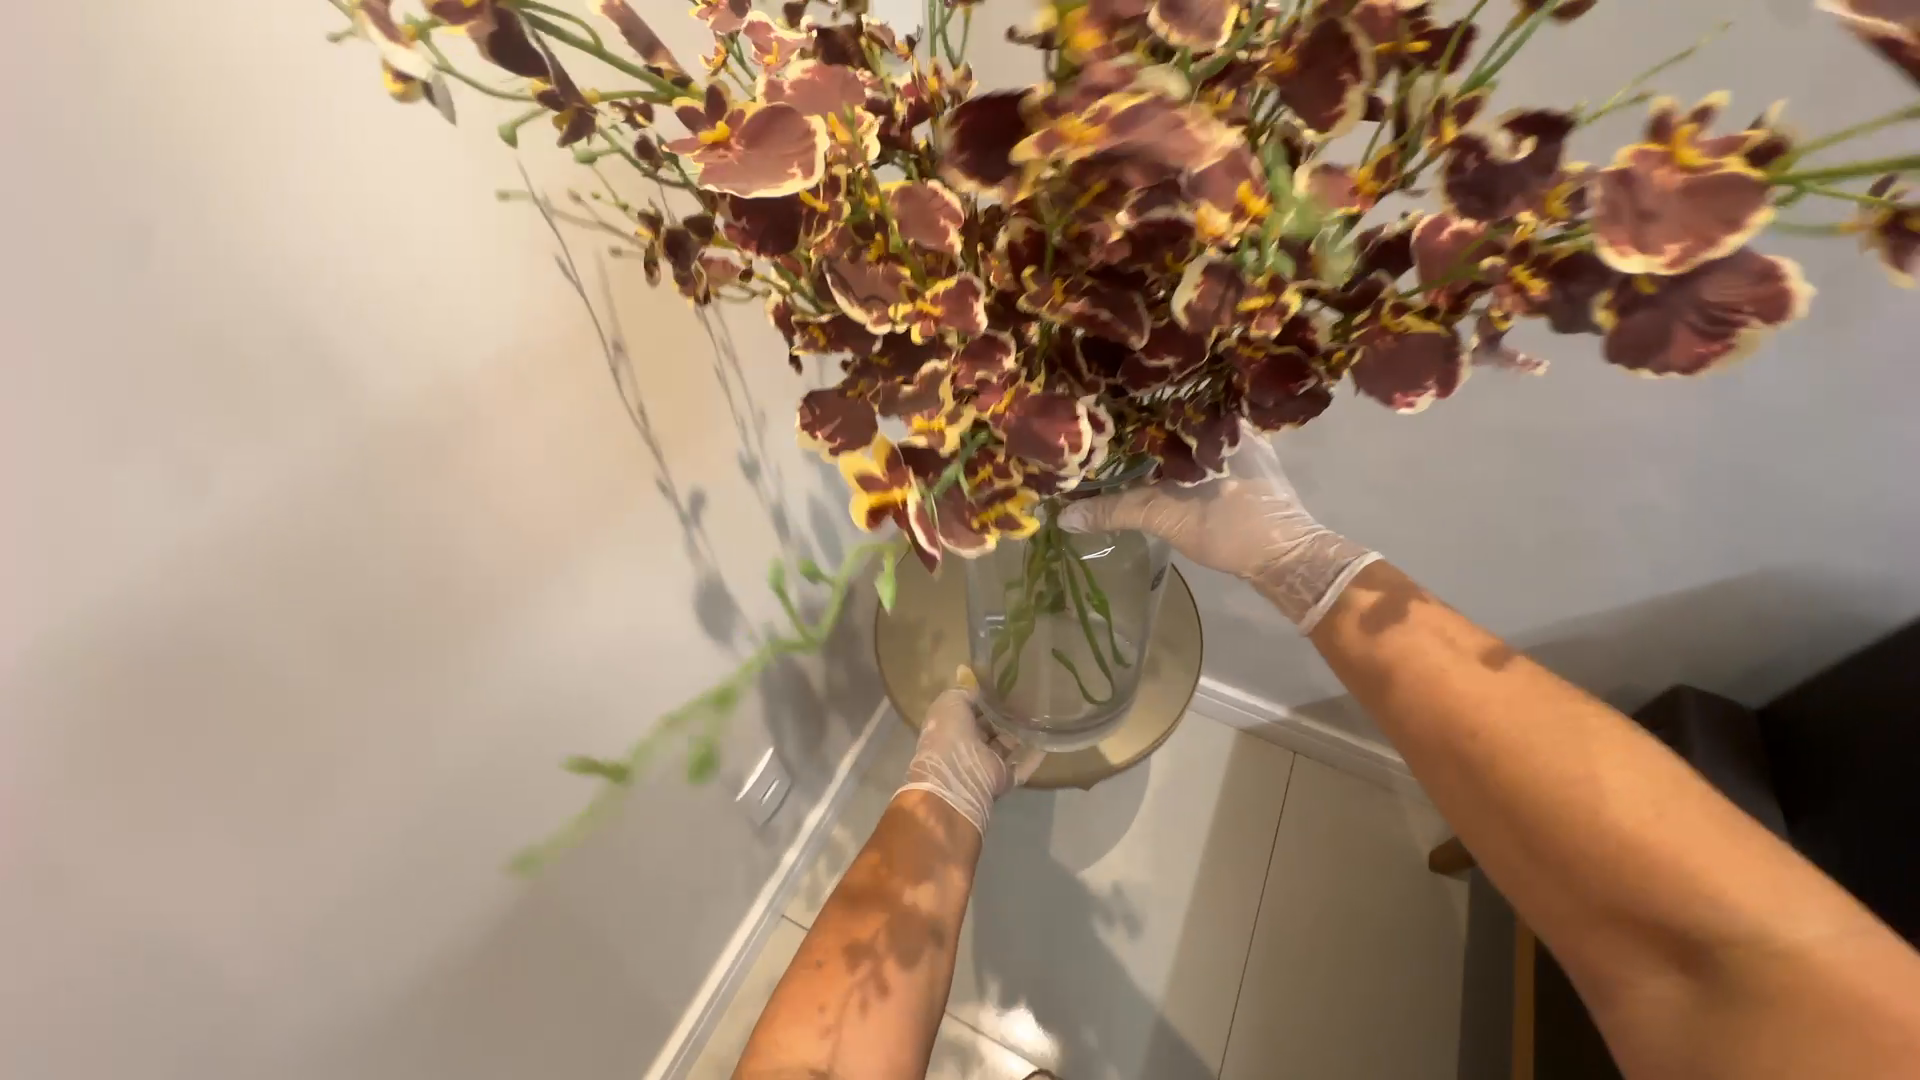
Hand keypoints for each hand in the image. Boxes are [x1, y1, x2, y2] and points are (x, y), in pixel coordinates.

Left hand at [897, 667, 1044, 834]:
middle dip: (1004, 714)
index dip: (983, 697)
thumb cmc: (948, 734)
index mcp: (951, 727)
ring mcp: (986, 764)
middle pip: (990, 727)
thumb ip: (964, 691)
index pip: (969, 710)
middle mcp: (968, 745)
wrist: (957, 779)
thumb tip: (972, 679)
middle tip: (1027, 695)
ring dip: (1021, 732)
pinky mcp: (1004, 778)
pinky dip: (1035, 755)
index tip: (1003, 683)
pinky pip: (1022, 765)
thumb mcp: (950, 702)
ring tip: (1041, 712)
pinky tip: (1049, 739)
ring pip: (1007, 744)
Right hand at [1057, 424, 1380, 632]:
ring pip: (1188, 434)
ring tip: (1118, 444)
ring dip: (1158, 441)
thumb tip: (1064, 516)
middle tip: (1101, 427)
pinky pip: (1199, 451)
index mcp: (1215, 417)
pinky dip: (1174, 457)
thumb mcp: (1166, 515)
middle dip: (1141, 422)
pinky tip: (1152, 466)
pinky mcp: (1244, 467)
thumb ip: (1115, 511)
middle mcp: (1231, 421)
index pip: (1164, 397)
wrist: (1288, 559)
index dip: (1131, 402)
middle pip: (1174, 414)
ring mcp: (1241, 443)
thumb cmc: (1232, 525)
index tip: (1098, 405)